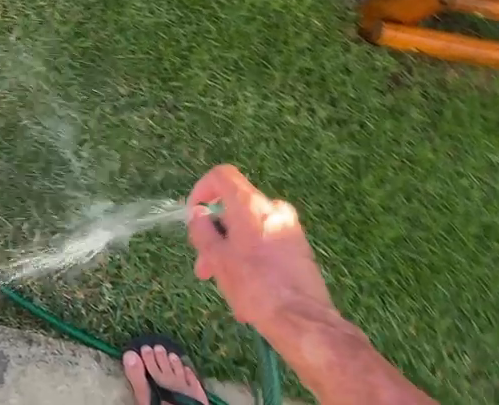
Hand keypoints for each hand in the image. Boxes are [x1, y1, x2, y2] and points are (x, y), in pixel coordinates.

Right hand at [186, 165, 338, 333]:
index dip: (202, 190)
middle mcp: (273, 208)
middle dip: (215, 238)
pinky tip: (248, 295)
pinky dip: (252, 261)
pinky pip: (266, 246)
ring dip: (232, 255)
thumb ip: (203, 231)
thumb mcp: (217, 258)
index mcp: (251, 204)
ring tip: (227, 290)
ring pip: (249, 232)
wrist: (304, 322)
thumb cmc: (255, 286)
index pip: (221, 176)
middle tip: (205, 268)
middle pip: (234, 210)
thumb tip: (199, 214)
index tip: (195, 216)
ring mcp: (290, 229)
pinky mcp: (300, 250)